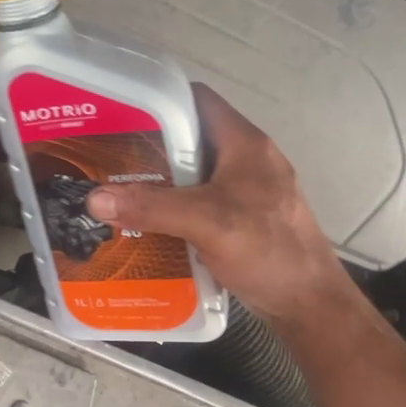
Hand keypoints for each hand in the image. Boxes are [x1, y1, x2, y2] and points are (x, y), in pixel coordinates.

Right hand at [85, 85, 353, 326]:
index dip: (158, 98)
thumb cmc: (268, 250)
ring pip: (192, 171)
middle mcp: (247, 159)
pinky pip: (199, 199)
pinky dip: (173, 205)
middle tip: (109, 154)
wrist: (312, 308)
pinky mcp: (243, 217)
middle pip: (189, 135)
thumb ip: (150, 207)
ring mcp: (247, 190)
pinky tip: (146, 221)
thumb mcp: (206, 222)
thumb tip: (94, 199)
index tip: (120, 111)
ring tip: (118, 187)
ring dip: (159, 178)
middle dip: (148, 143)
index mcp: (245, 143)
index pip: (197, 99)